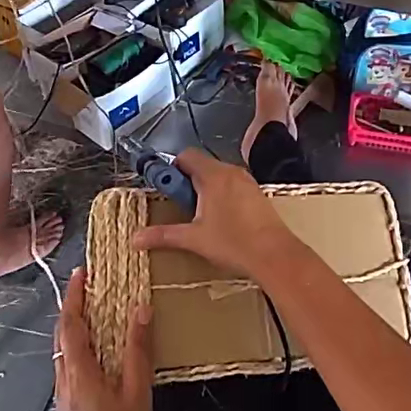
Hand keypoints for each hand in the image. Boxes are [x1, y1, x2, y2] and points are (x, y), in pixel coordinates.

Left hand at [54, 267, 152, 410]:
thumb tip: (141, 309)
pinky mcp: (70, 406)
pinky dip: (80, 343)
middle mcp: (65, 380)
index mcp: (79, 373)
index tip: (82, 272)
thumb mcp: (137, 393)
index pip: (71, 325)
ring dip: (76, 324)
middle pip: (63, 335)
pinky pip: (70, 363)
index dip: (74, 297)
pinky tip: (99, 345)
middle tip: (91, 283)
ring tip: (97, 306)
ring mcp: (65, 395)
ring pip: (64, 349)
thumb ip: (138, 350)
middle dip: (73, 306)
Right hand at [134, 149, 302, 280]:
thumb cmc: (233, 242)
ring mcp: (247, 182)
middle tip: (181, 207)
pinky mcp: (257, 194)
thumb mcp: (194, 239)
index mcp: (213, 175)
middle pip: (202, 165)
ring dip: (205, 190)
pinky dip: (222, 195)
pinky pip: (233, 186)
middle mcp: (231, 172)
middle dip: (187, 182)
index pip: (187, 156)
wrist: (274, 254)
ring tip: (200, 217)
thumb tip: (136, 238)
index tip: (166, 189)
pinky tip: (221, 220)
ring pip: (218, 176)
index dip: (172, 169)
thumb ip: (164, 235)